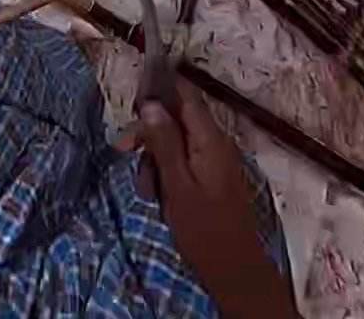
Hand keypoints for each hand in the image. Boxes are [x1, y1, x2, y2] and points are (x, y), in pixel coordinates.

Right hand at [139, 82, 297, 318]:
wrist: (238, 275)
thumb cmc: (206, 231)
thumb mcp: (177, 187)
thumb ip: (164, 143)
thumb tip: (150, 103)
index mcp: (210, 137)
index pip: (185, 93)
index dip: (159, 88)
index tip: (134, 99)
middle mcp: (216, 141)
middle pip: (177, 119)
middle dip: (151, 135)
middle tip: (125, 151)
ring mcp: (217, 159)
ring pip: (178, 143)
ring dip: (157, 160)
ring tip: (150, 193)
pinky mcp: (214, 176)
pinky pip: (187, 161)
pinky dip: (170, 174)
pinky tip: (162, 199)